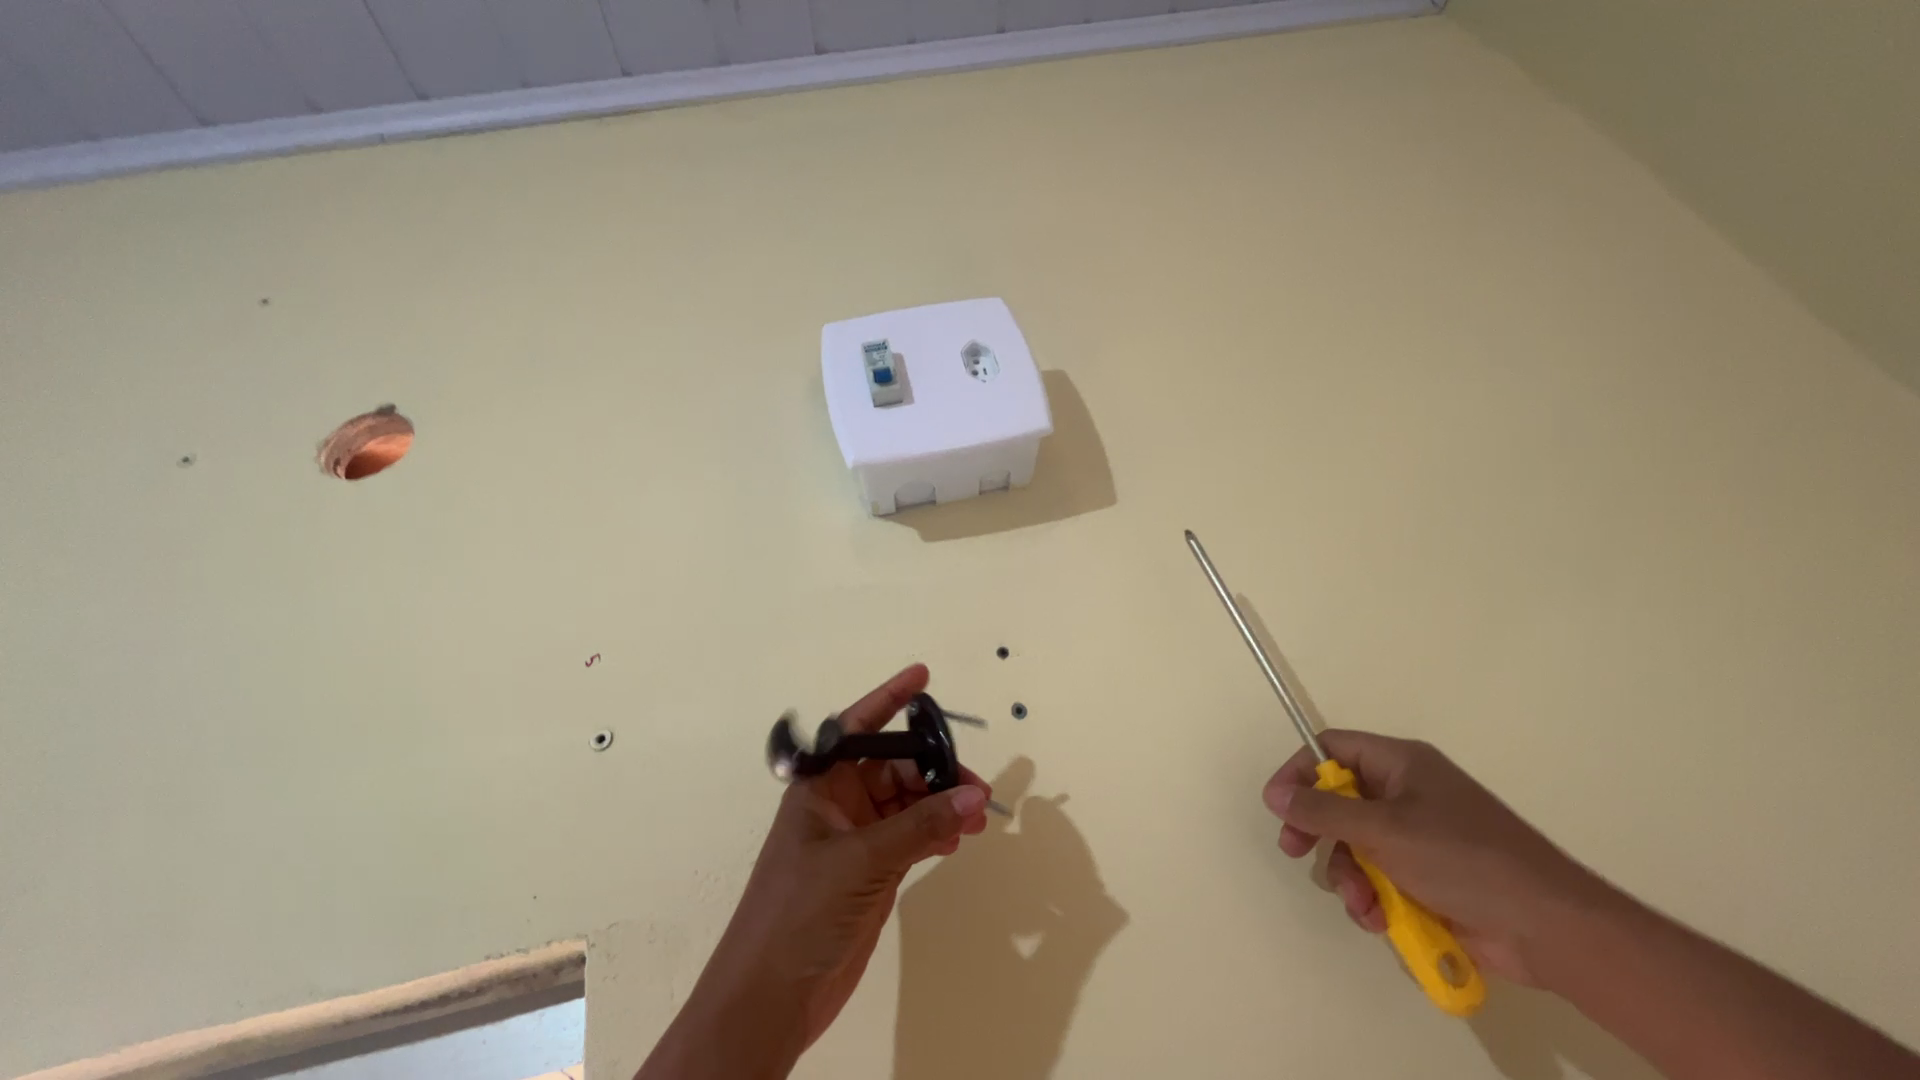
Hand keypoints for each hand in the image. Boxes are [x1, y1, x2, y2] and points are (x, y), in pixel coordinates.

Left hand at [663, 664, 991, 1076]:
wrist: (771, 995)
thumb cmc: (800, 910)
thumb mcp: (862, 860)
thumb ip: (920, 825)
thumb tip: (974, 797)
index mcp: (822, 786)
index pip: (858, 728)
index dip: (889, 699)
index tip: (923, 676)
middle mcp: (840, 804)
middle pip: (896, 768)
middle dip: (935, 769)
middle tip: (976, 788)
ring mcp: (858, 839)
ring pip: (909, 803)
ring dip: (942, 805)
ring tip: (977, 819)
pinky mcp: (873, 872)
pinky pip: (913, 837)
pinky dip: (937, 834)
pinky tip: (960, 840)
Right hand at [1262, 731, 1612, 986]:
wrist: (1546, 928)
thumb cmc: (1463, 860)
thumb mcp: (1384, 830)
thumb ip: (1324, 811)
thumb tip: (1274, 794)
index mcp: (1402, 765)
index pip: (1332, 749)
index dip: (1300, 770)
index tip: (1277, 804)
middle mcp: (1406, 794)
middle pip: (1337, 800)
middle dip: (1318, 832)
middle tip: (1296, 851)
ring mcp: (1417, 838)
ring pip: (1353, 846)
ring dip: (1347, 875)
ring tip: (1362, 902)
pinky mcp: (1425, 878)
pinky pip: (1378, 878)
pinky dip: (1371, 898)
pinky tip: (1379, 918)